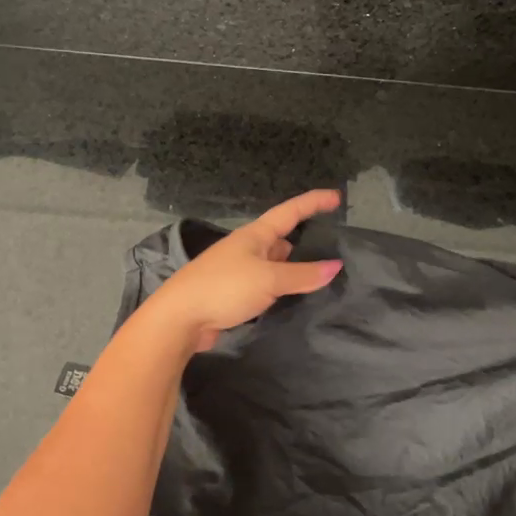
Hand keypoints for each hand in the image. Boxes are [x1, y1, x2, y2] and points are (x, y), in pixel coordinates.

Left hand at [143, 190, 343, 351]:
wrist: (179, 318)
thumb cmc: (224, 287)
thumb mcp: (269, 279)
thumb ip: (303, 274)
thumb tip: (335, 266)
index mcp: (255, 235)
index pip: (290, 211)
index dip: (313, 202)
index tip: (336, 197)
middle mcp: (247, 248)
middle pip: (283, 239)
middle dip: (307, 242)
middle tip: (335, 251)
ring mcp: (239, 271)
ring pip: (275, 265)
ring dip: (295, 270)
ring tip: (322, 279)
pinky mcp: (233, 294)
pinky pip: (266, 286)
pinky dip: (282, 289)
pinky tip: (294, 300)